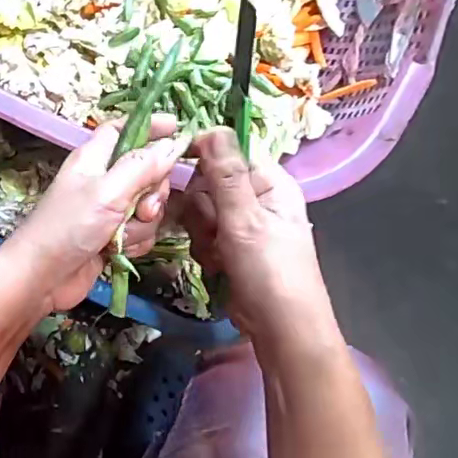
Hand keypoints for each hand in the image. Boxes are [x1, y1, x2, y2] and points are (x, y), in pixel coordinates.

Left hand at [0, 115, 187, 313]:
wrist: (42, 278)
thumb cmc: (68, 227)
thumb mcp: (107, 191)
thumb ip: (142, 166)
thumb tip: (174, 142)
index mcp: (94, 158)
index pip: (124, 129)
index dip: (149, 126)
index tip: (177, 128)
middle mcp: (103, 180)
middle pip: (147, 170)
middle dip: (154, 191)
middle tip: (144, 209)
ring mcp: (108, 209)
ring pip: (148, 205)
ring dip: (144, 222)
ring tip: (123, 235)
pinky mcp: (113, 236)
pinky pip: (141, 231)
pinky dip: (136, 241)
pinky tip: (119, 252)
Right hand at [179, 128, 342, 352]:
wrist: (280, 330)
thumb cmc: (270, 272)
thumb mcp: (245, 220)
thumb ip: (225, 174)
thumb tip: (213, 127)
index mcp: (269, 182)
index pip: (227, 150)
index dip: (202, 158)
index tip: (176, 167)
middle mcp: (255, 197)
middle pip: (206, 182)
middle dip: (201, 208)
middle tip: (213, 229)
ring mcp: (241, 224)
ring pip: (198, 211)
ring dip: (201, 234)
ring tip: (219, 255)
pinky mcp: (228, 246)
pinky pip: (201, 234)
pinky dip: (203, 250)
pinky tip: (217, 267)